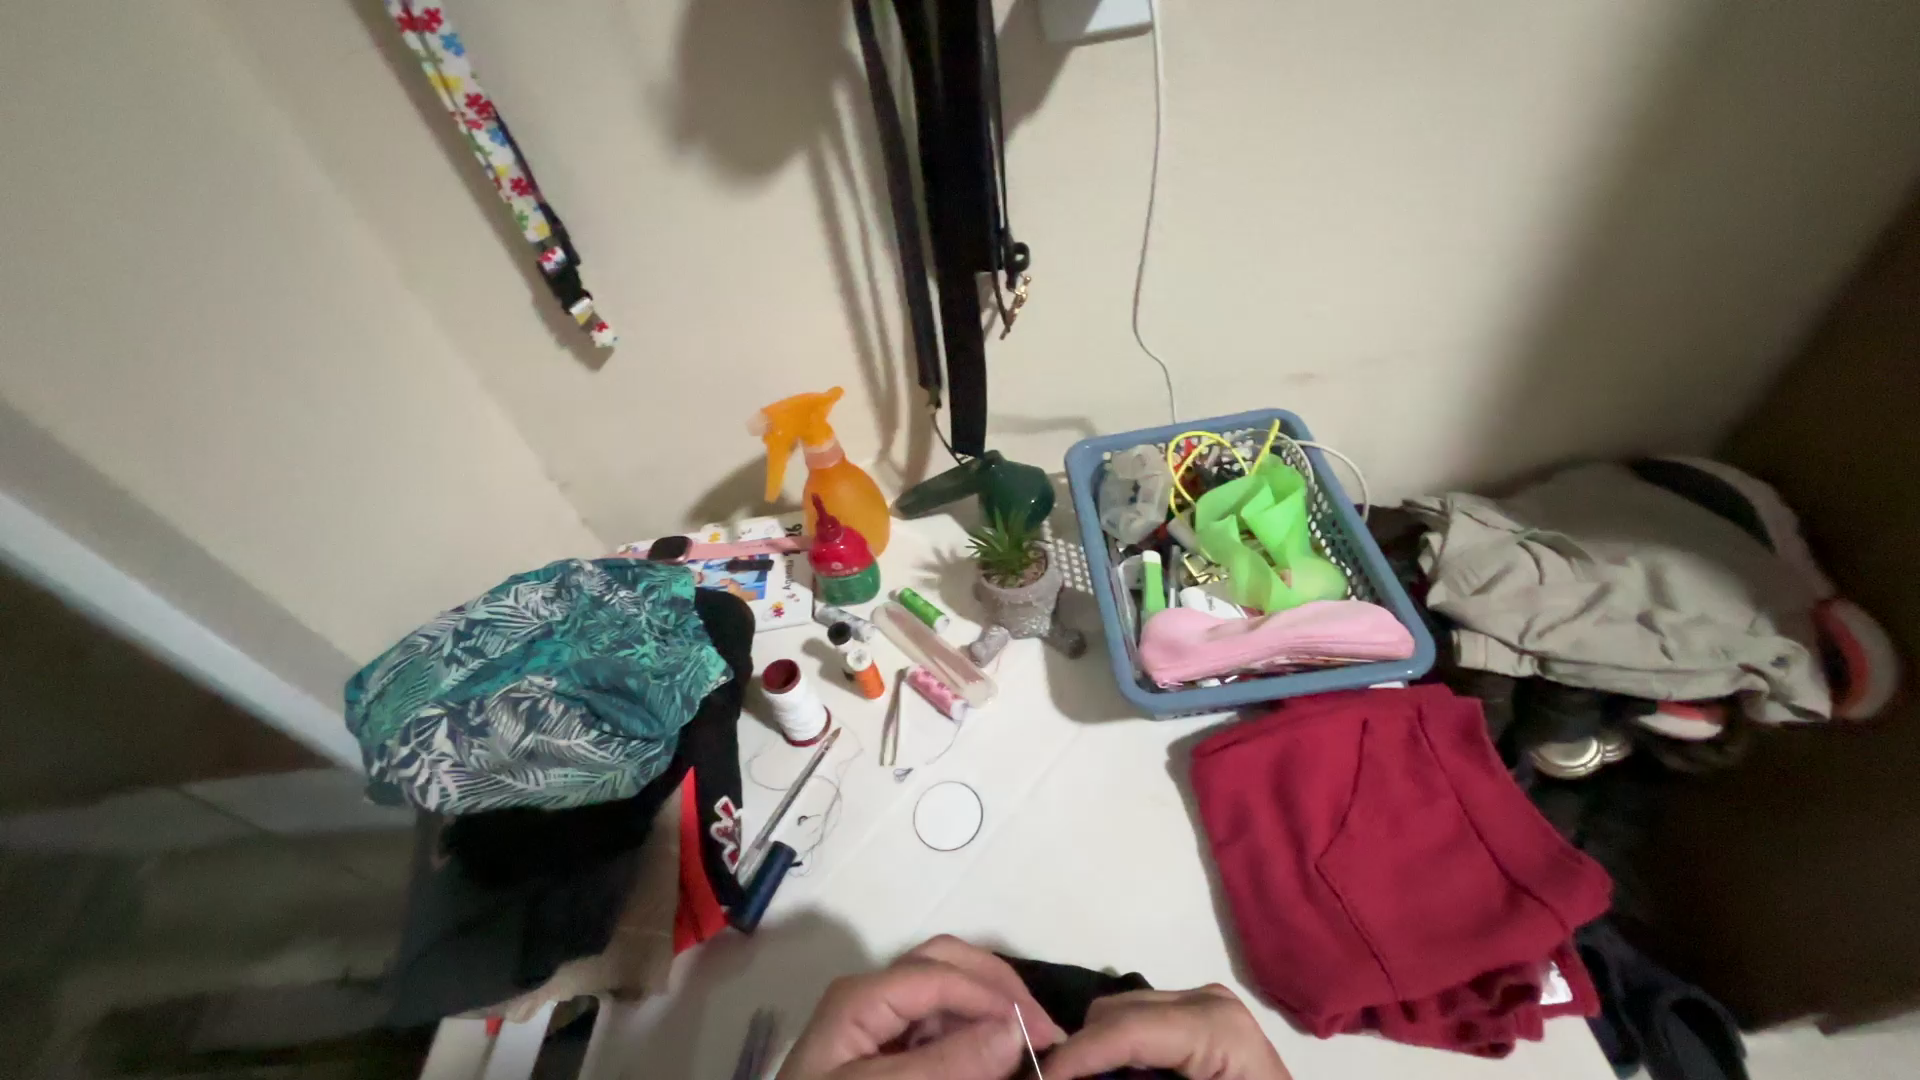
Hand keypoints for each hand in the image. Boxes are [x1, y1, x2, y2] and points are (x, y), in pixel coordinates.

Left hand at [777, 935, 1066, 1079]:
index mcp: (862, 996)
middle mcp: (873, 995)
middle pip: (944, 962)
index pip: (939, 973)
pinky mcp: (888, 1047)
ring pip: (946, 989)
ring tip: (1029, 1037)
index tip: (1042, 1032)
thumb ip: (948, 1064)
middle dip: (997, 985)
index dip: (993, 995)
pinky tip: (996, 1053)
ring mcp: (880, 1020)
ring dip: (989, 1005)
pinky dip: (971, 1030)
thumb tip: (1015, 1028)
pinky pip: (937, 1022)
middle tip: (1044, 1027)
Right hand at [1042, 985, 1291, 1079]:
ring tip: (1084, 1078)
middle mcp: (1207, 1001)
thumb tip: (1057, 1077)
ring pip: (1123, 1015)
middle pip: (1118, 1014)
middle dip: (1084, 1053)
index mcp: (1215, 1026)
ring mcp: (1205, 1006)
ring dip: (1101, 1053)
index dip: (1076, 1055)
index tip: (1036, 1077)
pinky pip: (1143, 1025)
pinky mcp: (1199, 1019)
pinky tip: (1118, 1077)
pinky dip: (1124, 1053)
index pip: (1126, 1029)